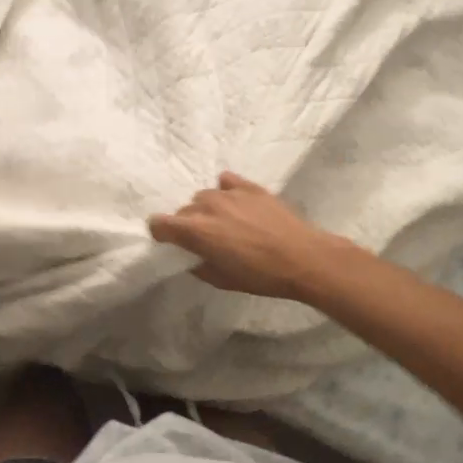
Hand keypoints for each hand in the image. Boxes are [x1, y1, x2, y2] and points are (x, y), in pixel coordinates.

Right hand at [148, 172, 366, 301]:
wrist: (303, 258)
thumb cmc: (261, 276)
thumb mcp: (222, 280)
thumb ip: (199, 265)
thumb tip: (192, 256)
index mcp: (195, 231)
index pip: (158, 223)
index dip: (162, 234)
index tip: (172, 243)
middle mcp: (206, 206)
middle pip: (183, 210)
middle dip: (188, 224)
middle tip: (207, 240)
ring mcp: (228, 193)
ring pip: (204, 196)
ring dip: (207, 209)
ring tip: (226, 223)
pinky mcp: (249, 186)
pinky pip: (225, 182)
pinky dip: (226, 191)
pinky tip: (237, 204)